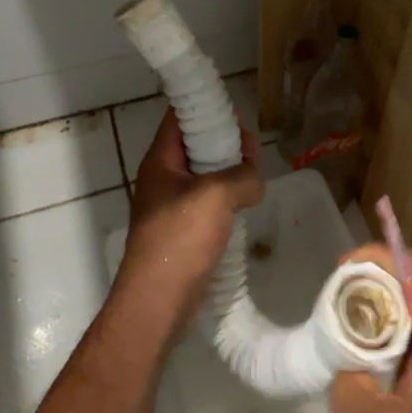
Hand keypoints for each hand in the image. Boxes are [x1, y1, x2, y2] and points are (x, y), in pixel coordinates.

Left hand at [113, 107, 264, 336]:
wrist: (157, 303)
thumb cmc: (180, 239)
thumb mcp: (217, 195)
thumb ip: (242, 176)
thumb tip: (254, 182)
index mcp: (161, 161)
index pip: (179, 117)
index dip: (207, 109)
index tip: (237, 115)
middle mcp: (163, 179)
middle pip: (195, 145)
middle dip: (225, 143)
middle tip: (252, 150)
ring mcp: (172, 207)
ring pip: (204, 176)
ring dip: (229, 173)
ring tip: (254, 178)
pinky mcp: (182, 232)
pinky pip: (208, 204)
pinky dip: (227, 200)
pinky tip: (245, 207)